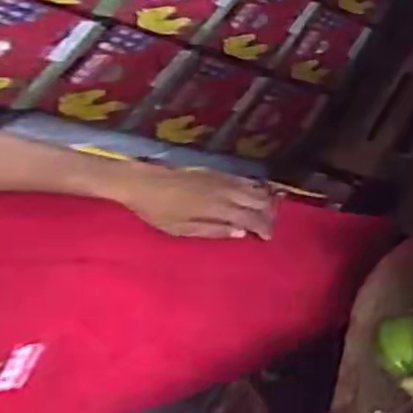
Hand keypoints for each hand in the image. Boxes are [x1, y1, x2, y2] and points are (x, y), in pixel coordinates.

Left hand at [109, 163, 275, 238]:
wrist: (144, 182)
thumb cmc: (157, 209)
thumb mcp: (177, 228)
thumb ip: (211, 230)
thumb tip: (241, 233)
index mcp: (220, 208)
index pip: (253, 219)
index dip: (264, 228)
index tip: (267, 237)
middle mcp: (232, 193)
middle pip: (263, 204)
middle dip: (269, 216)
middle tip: (267, 226)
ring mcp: (230, 182)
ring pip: (261, 191)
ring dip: (267, 203)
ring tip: (264, 213)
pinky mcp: (226, 174)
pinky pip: (252, 182)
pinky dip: (260, 190)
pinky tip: (256, 196)